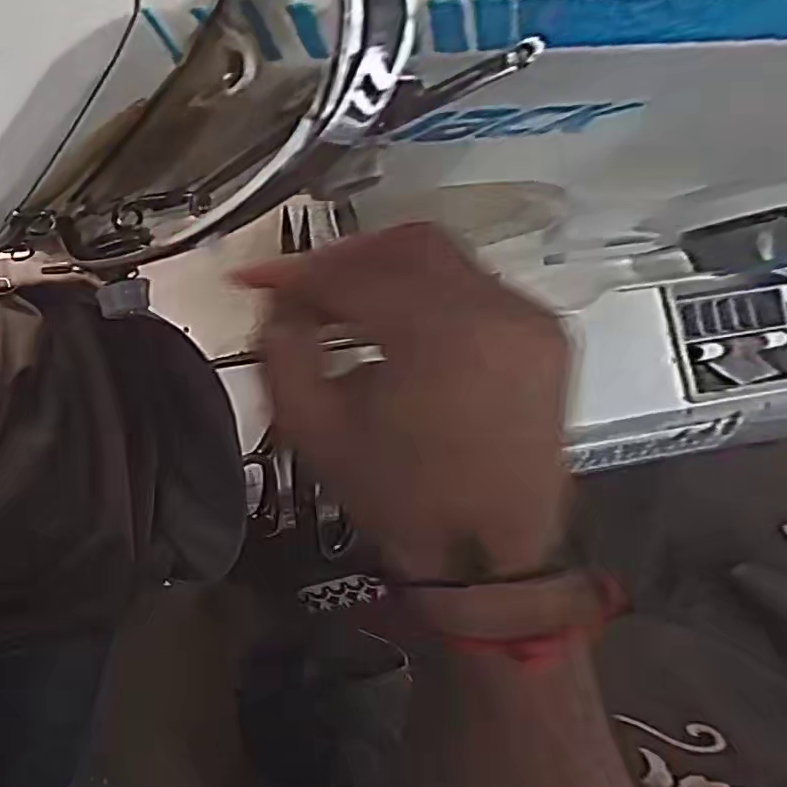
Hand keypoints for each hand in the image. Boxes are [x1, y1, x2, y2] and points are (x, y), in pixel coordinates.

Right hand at [235, 223, 571, 581]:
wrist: (481, 542)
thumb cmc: (395, 492)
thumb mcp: (310, 424)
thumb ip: (282, 352)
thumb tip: (277, 310)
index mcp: (443, 337)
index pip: (354, 272)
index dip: (290, 271)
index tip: (251, 278)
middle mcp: (501, 314)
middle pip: (405, 244)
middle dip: (334, 256)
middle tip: (288, 283)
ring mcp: (528, 321)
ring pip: (438, 256)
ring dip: (370, 269)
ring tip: (322, 303)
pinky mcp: (535, 335)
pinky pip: (462, 283)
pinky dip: (407, 287)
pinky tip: (370, 319)